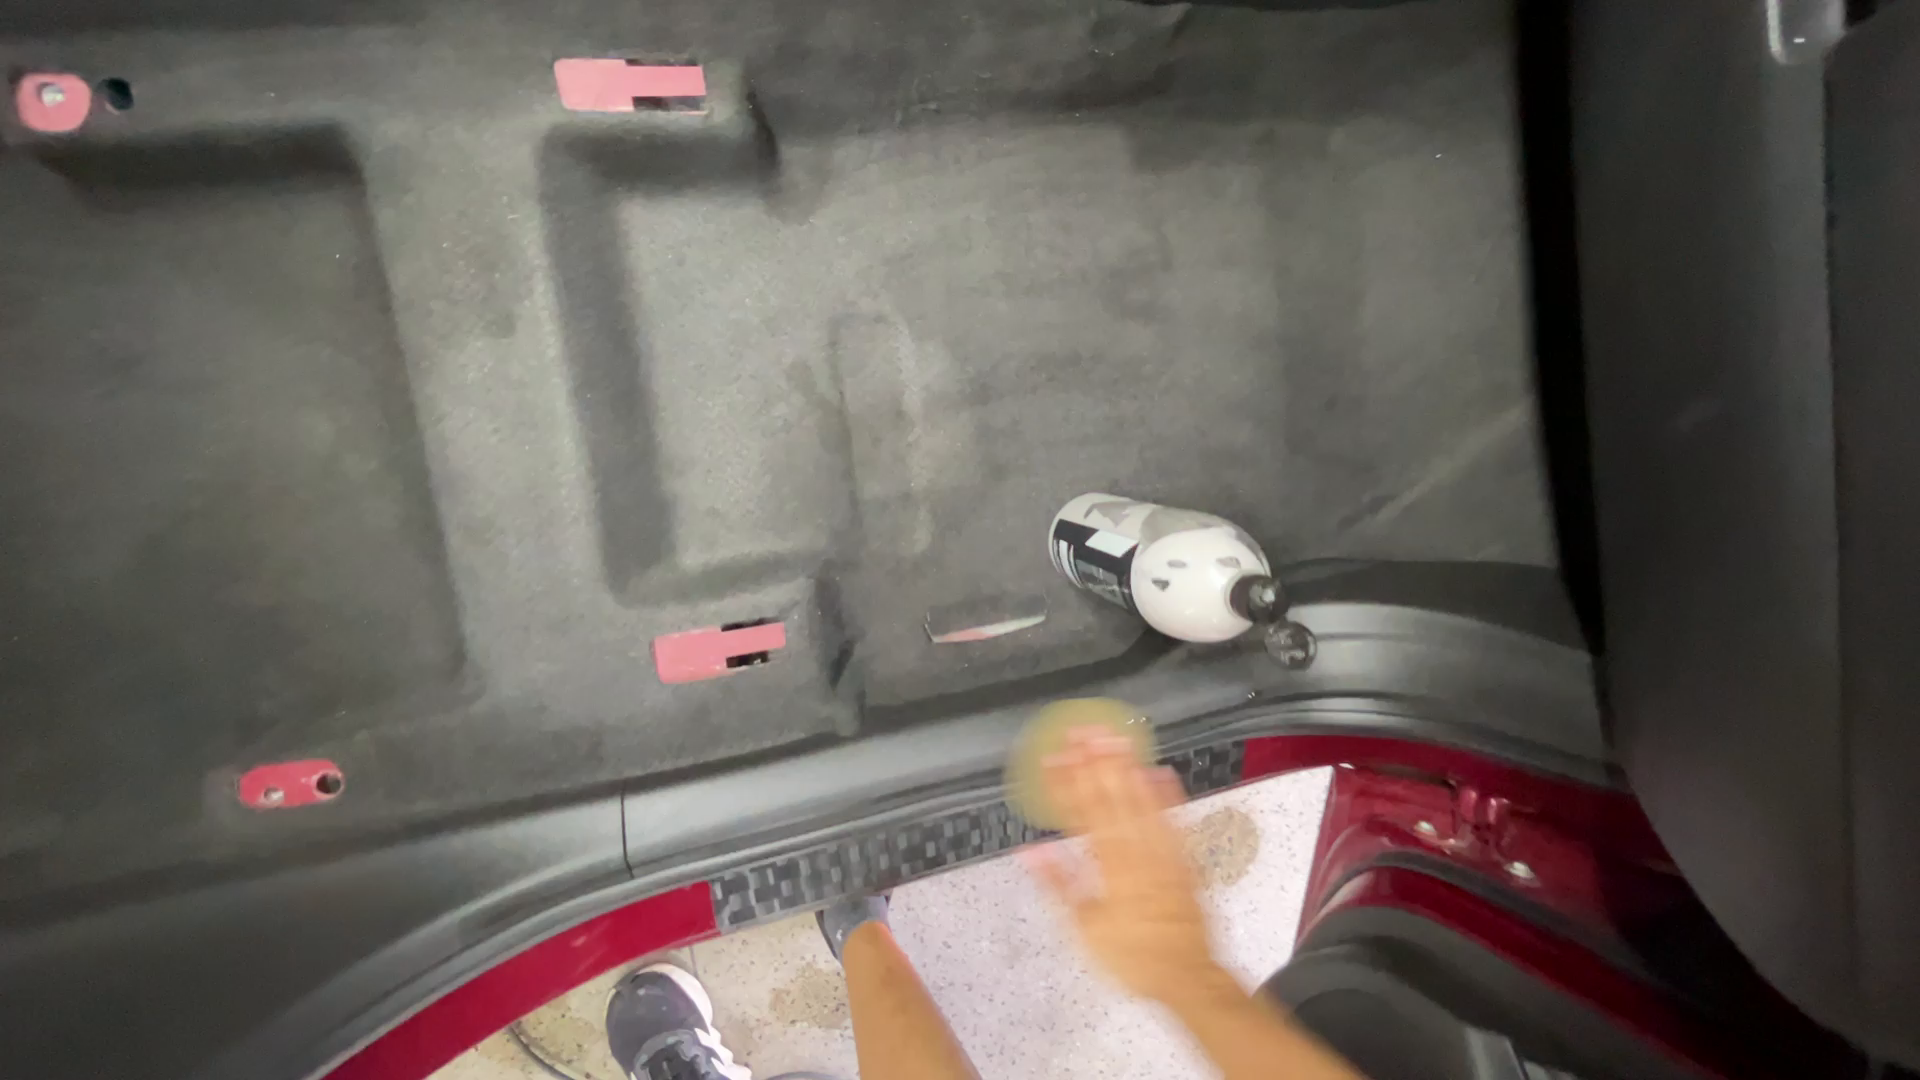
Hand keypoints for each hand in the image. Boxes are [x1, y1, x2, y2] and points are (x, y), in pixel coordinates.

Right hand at [1023, 727, 1226, 1005]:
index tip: (1052, 755)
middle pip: (1110, 798)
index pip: (1080, 812)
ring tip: (1114, 736)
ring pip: (1141, 800)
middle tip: (1083, 730)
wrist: (1185, 976)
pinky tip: (1159, 770)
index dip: (1064, 782)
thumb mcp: (1082, 927)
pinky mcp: (1185, 858)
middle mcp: (1135, 851)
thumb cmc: (1131, 956)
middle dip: (1093, 761)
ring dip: (1126, 767)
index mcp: (1107, 865)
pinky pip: (1176, 818)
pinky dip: (1167, 793)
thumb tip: (1030, 850)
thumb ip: (1057, 883)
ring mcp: (1163, 851)